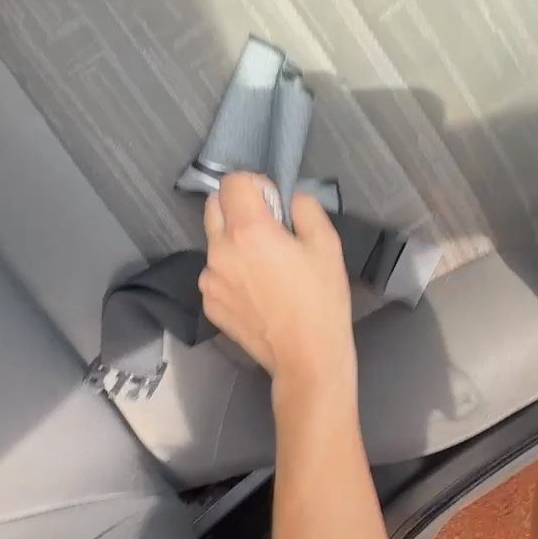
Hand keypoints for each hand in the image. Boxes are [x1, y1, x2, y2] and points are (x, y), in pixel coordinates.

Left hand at [200, 173, 355, 395]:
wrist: (307, 356)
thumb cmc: (321, 299)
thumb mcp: (328, 246)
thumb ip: (307, 209)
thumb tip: (292, 199)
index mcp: (249, 230)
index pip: (232, 182)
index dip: (255, 183)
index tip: (274, 201)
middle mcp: (220, 250)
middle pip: (214, 206)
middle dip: (238, 207)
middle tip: (269, 228)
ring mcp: (209, 279)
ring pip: (215, 242)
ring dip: (234, 242)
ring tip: (266, 267)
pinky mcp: (209, 303)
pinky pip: (216, 273)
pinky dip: (232, 272)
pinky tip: (258, 291)